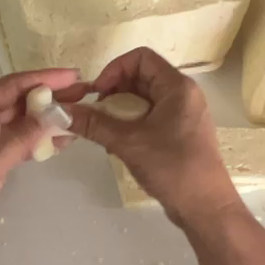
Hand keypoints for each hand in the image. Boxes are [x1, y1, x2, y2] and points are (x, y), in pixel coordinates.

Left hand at [0, 68, 79, 263]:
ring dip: (46, 120)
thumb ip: (19, 138)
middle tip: (85, 96)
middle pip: (18, 102)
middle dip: (49, 97)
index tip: (75, 77)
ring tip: (78, 116)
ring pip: (19, 124)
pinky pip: (18, 145)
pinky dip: (37, 143)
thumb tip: (53, 113)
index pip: (12, 86)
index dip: (44, 79)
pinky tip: (60, 144)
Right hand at [63, 47, 239, 227]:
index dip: (114, 70)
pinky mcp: (179, 133)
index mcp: (177, 87)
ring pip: (143, 99)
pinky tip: (118, 144)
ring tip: (105, 131)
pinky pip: (149, 116)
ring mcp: (182, 114)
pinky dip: (130, 123)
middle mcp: (182, 95)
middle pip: (140, 77)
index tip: (97, 94)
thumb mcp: (128, 143)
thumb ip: (93, 124)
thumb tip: (60, 112)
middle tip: (96, 114)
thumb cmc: (172, 168)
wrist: (205, 207)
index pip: (141, 58)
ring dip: (119, 109)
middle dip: (113, 91)